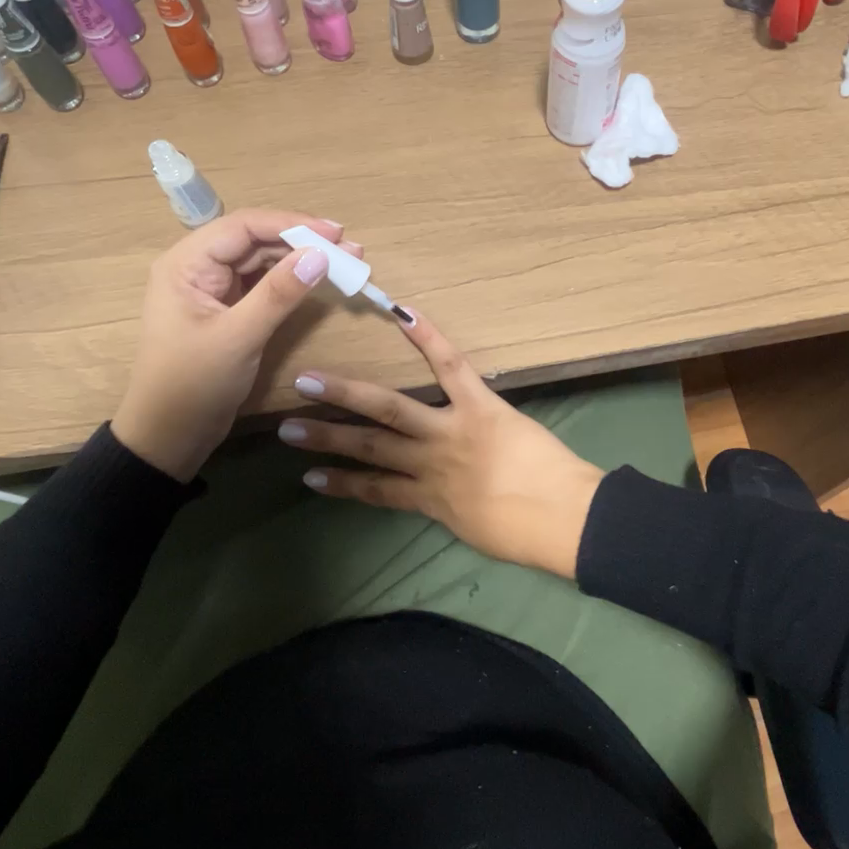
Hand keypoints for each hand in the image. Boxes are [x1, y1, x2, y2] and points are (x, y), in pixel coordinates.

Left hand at [111, 210, 351, 481]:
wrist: (169, 436)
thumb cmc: (193, 384)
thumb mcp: (238, 336)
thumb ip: (279, 293)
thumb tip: (320, 254)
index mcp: (186, 264)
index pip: (244, 227)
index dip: (292, 225)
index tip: (336, 232)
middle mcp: (198, 268)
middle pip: (256, 241)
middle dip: (304, 242)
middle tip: (352, 248)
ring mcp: (214, 290)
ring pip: (263, 262)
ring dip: (303, 260)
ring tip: (347, 262)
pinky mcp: (229, 312)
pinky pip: (264, 286)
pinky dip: (293, 282)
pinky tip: (320, 280)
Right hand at [277, 314, 604, 578]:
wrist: (562, 520)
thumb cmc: (525, 536)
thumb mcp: (475, 532)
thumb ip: (452, 511)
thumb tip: (445, 501)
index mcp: (429, 499)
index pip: (374, 490)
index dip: (341, 485)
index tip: (309, 476)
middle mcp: (429, 463)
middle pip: (369, 446)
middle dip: (326, 435)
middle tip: (286, 424)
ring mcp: (450, 430)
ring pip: (389, 409)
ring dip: (347, 394)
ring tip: (309, 380)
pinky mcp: (480, 406)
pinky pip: (451, 367)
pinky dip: (429, 338)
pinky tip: (404, 312)